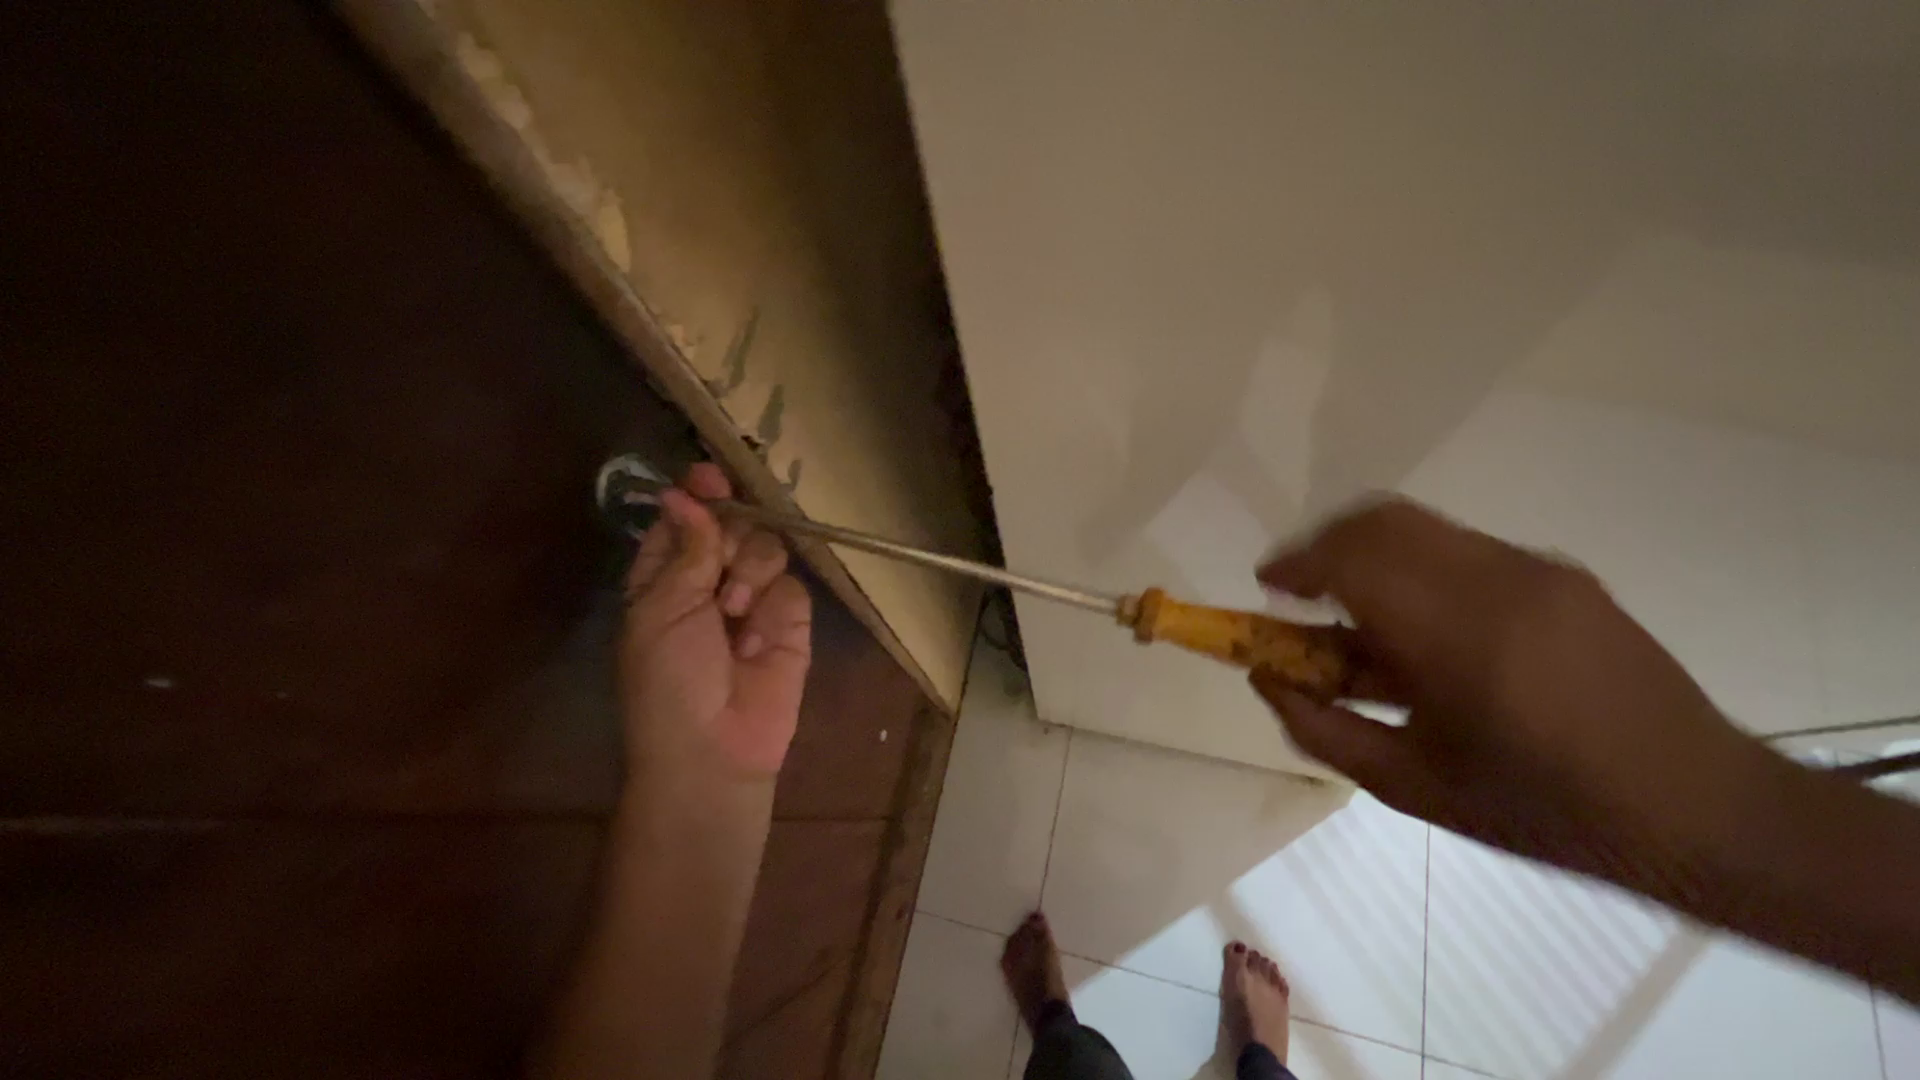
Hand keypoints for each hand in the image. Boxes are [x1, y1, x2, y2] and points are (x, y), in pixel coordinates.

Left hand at [620, 463, 811, 781]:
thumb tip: (684, 494)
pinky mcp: (790, 623)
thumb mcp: (663, 609)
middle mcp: (711, 580)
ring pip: (768, 548)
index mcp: (666, 575)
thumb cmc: (668, 679)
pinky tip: (757, 645)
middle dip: (732, 534)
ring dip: (751, 573)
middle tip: (724, 558)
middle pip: (734, 524)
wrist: (714, 748)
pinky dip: (774, 611)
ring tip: (734, 611)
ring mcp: (754, 600)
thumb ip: (686, 550)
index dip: (698, 496)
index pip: (686, 519)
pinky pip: (792, 588)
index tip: (710, 477)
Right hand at [1251, 498, 1784, 905]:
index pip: (1351, 558)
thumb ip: (1321, 728)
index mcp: (1455, 636)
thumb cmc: (1540, 809)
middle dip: (1325, 545)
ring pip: (1422, 528)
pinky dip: (1416, 567)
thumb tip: (1262, 677)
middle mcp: (1496, 580)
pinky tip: (1426, 629)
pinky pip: (1463, 549)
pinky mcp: (1564, 575)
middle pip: (1381, 521)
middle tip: (1301, 591)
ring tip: (1358, 614)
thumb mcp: (1409, 786)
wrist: (1701, 810)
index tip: (1268, 586)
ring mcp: (1536, 570)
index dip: (1296, 563)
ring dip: (1371, 555)